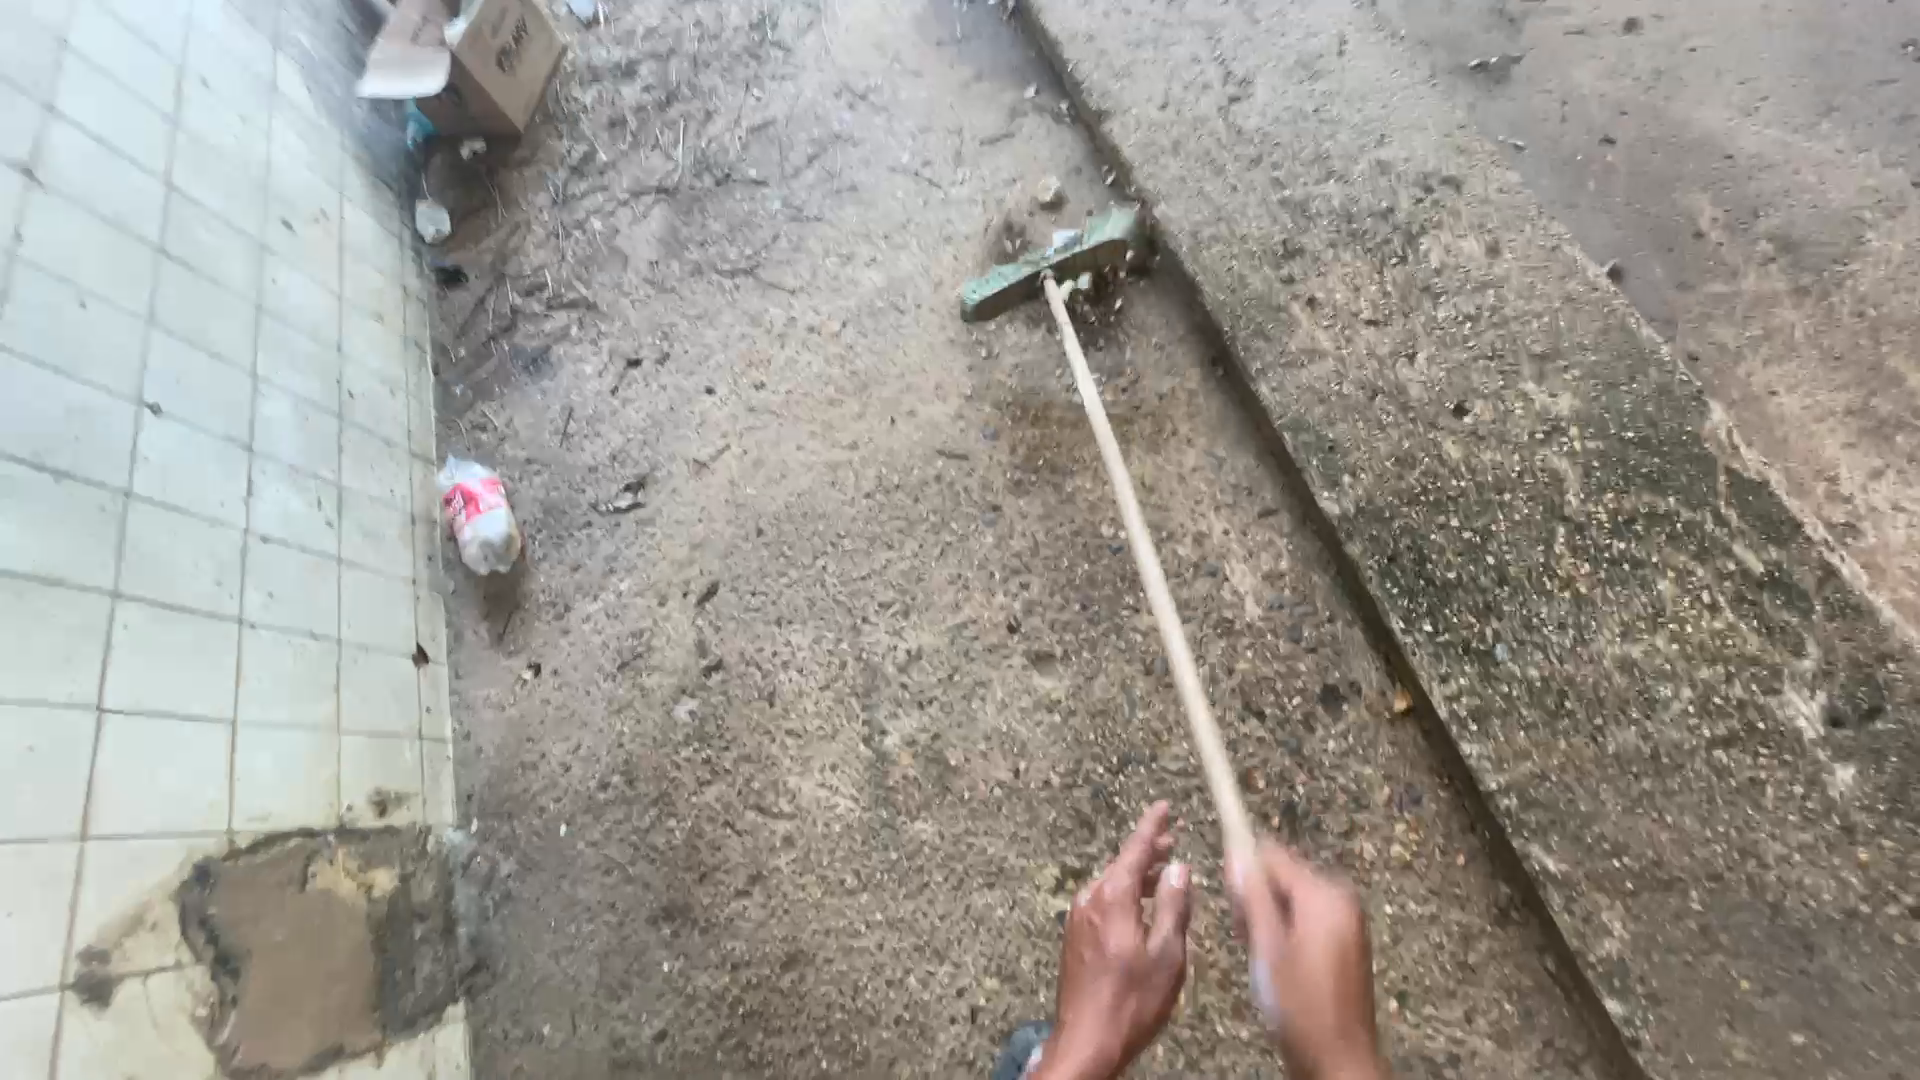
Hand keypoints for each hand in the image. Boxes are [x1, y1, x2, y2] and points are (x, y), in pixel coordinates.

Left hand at [1034, 802, 1193, 1079]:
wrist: (1086, 1039)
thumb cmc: (1131, 1000)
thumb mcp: (1167, 954)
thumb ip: (1173, 906)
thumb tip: (1179, 868)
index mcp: (1113, 895)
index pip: (1136, 848)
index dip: (1152, 826)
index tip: (1164, 806)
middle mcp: (1091, 896)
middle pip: (1123, 863)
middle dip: (1148, 851)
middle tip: (1172, 840)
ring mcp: (1079, 915)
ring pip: (1113, 883)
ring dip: (1137, 875)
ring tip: (1161, 874)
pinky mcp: (1075, 934)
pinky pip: (1103, 901)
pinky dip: (1124, 895)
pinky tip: (1139, 908)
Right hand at [1227, 841, 1385, 1079]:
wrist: (1338, 1063)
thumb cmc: (1300, 1005)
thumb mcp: (1266, 946)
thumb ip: (1251, 894)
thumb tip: (1235, 853)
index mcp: (1325, 895)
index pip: (1271, 853)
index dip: (1244, 869)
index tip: (1232, 900)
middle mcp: (1340, 898)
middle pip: (1279, 873)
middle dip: (1256, 897)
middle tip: (1248, 937)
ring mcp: (1344, 919)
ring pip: (1286, 895)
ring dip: (1266, 916)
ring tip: (1262, 954)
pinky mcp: (1341, 938)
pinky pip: (1301, 914)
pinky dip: (1283, 929)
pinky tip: (1276, 961)